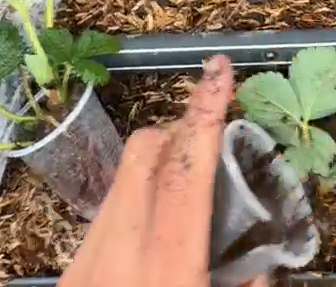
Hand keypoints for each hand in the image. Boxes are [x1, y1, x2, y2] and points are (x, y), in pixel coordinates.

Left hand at [60, 54, 240, 286]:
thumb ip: (250, 284)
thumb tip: (266, 255)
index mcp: (167, 269)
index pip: (184, 170)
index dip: (203, 114)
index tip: (218, 69)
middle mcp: (118, 255)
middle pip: (144, 153)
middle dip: (180, 130)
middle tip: (211, 138)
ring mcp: (84, 262)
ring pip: (121, 180)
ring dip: (157, 169)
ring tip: (188, 194)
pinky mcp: (69, 273)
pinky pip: (105, 215)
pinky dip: (135, 206)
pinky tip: (153, 237)